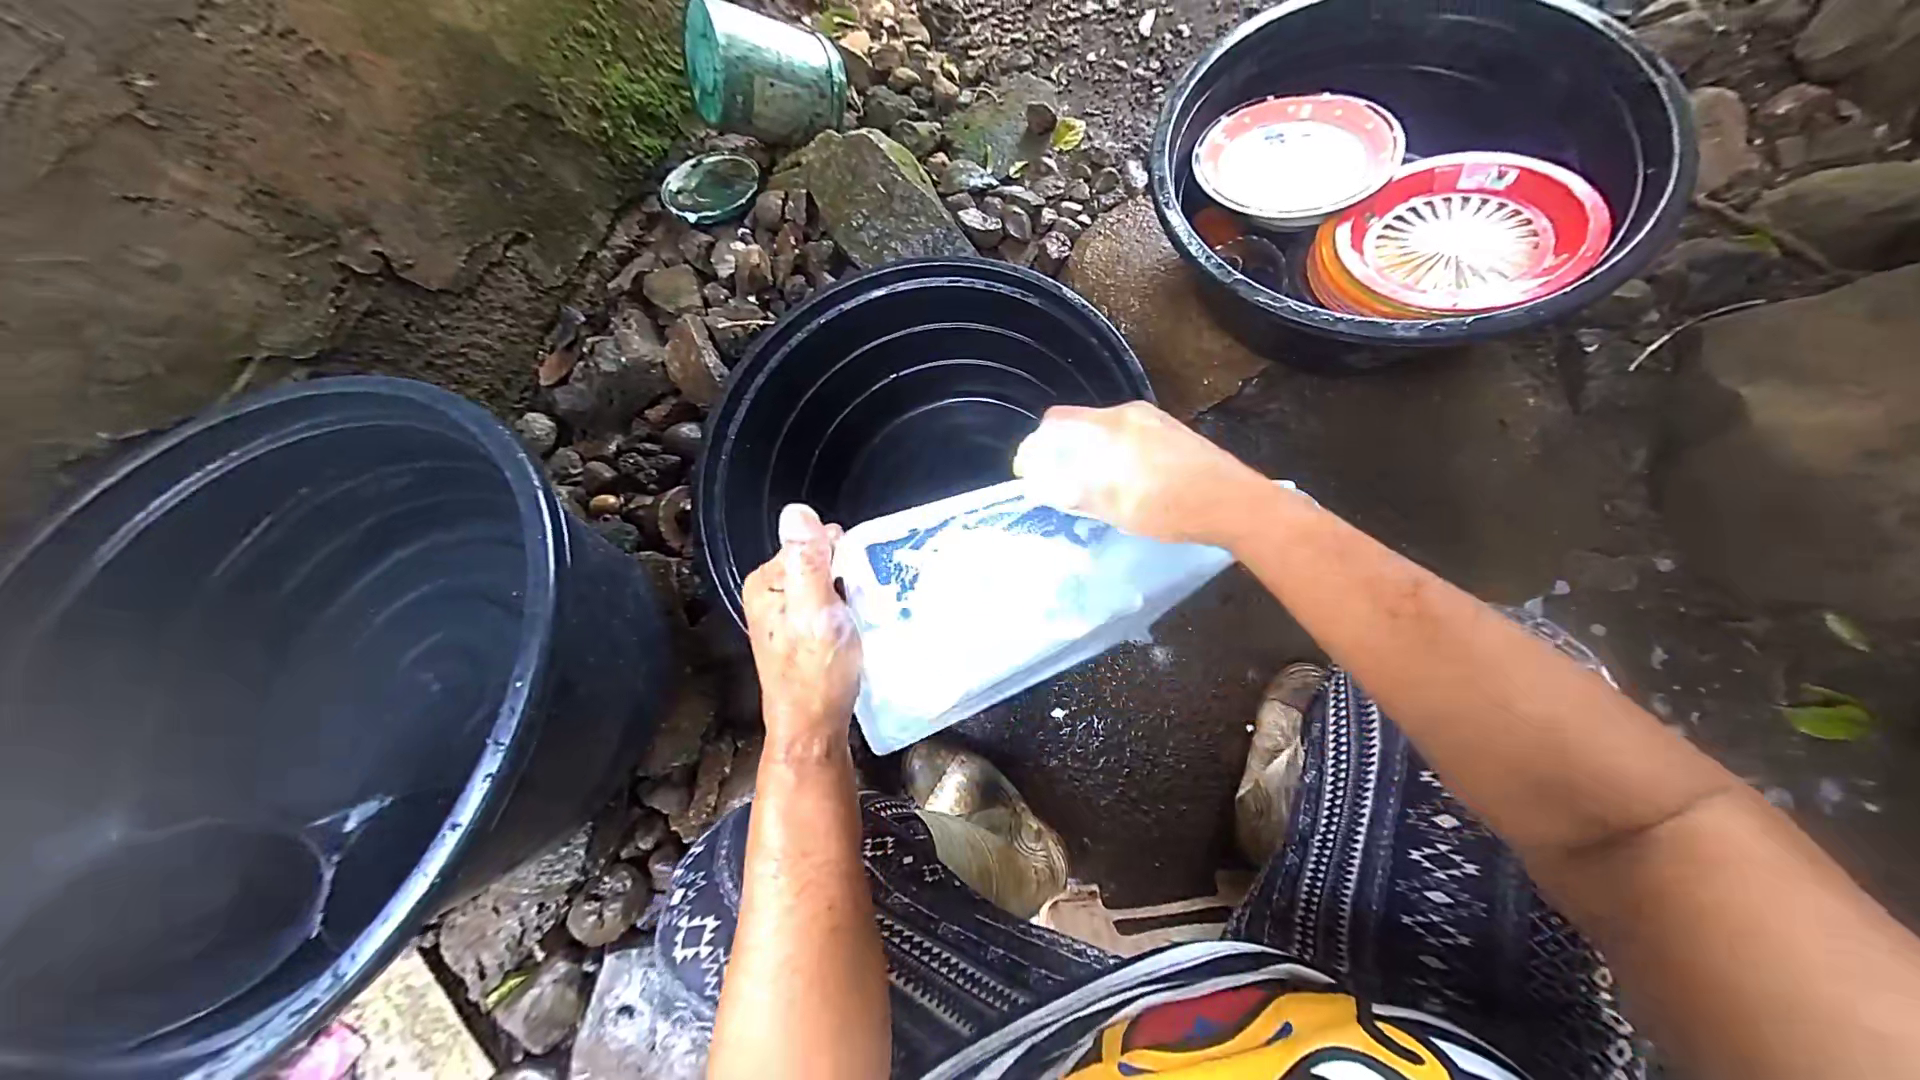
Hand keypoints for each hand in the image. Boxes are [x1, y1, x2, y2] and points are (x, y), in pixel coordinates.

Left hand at [742, 504, 861, 757]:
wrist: (814, 729)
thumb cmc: (815, 677)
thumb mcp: (815, 612)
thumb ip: (808, 563)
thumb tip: (797, 511)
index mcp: (767, 584)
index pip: (811, 542)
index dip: (842, 555)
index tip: (859, 579)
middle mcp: (773, 595)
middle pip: (822, 561)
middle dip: (848, 574)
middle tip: (863, 601)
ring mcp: (789, 614)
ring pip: (832, 583)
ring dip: (853, 593)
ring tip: (863, 615)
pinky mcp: (806, 631)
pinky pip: (834, 603)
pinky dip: (850, 609)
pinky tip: (858, 627)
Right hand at [1012, 401, 1268, 545]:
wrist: (1236, 504)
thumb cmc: (1172, 507)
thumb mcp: (1116, 506)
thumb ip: (1075, 492)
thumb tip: (1043, 485)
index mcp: (1113, 425)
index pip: (1057, 422)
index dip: (1037, 447)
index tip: (1032, 473)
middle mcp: (1131, 413)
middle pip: (1080, 426)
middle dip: (1063, 454)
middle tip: (1058, 486)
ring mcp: (1155, 421)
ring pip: (1105, 433)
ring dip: (1089, 457)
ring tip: (1090, 490)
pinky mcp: (1172, 434)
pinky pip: (1128, 439)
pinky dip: (1113, 457)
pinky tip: (1125, 485)